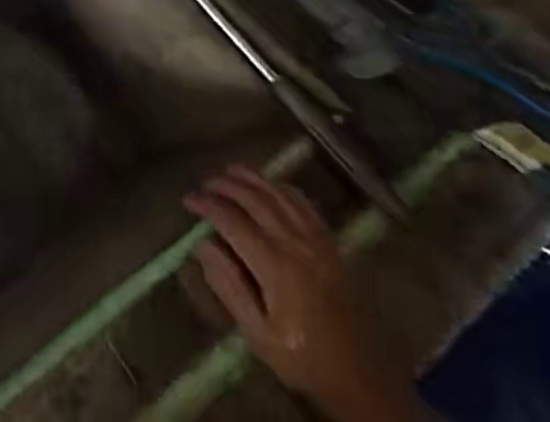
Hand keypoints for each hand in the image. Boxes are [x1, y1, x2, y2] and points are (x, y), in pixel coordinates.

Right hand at [184, 167, 424, 421]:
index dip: (206, 205)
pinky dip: (282, 188)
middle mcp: (298, 246)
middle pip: (256, 200)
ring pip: (280, 195)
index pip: (232, 221)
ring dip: (252, 178)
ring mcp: (319, 243)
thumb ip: (227, 285)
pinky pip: (305, 205)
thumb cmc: (303, 359)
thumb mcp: (257, 333)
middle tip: (203, 183)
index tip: (187, 200)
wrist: (363, 378)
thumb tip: (201, 244)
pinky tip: (269, 186)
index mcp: (276, 267)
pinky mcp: (333, 246)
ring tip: (228, 171)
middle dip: (225, 185)